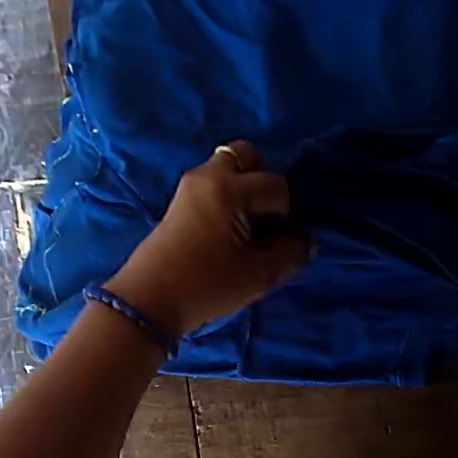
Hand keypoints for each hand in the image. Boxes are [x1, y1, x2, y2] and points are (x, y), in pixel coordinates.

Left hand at [104, 141, 311, 337]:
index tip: (282, 241)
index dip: (287, 213)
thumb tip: (307, 241)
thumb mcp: (258, 274)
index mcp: (229, 189)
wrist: (150, 300)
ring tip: (250, 228)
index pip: (276, 186)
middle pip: (247, 156)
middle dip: (265, 182)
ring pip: (228, 169)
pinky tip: (231, 232)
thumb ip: (290, 253)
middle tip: (268, 220)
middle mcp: (208, 176)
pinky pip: (214, 185)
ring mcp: (189, 187)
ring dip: (246, 190)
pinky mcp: (180, 203)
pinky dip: (229, 198)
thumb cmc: (208, 285)